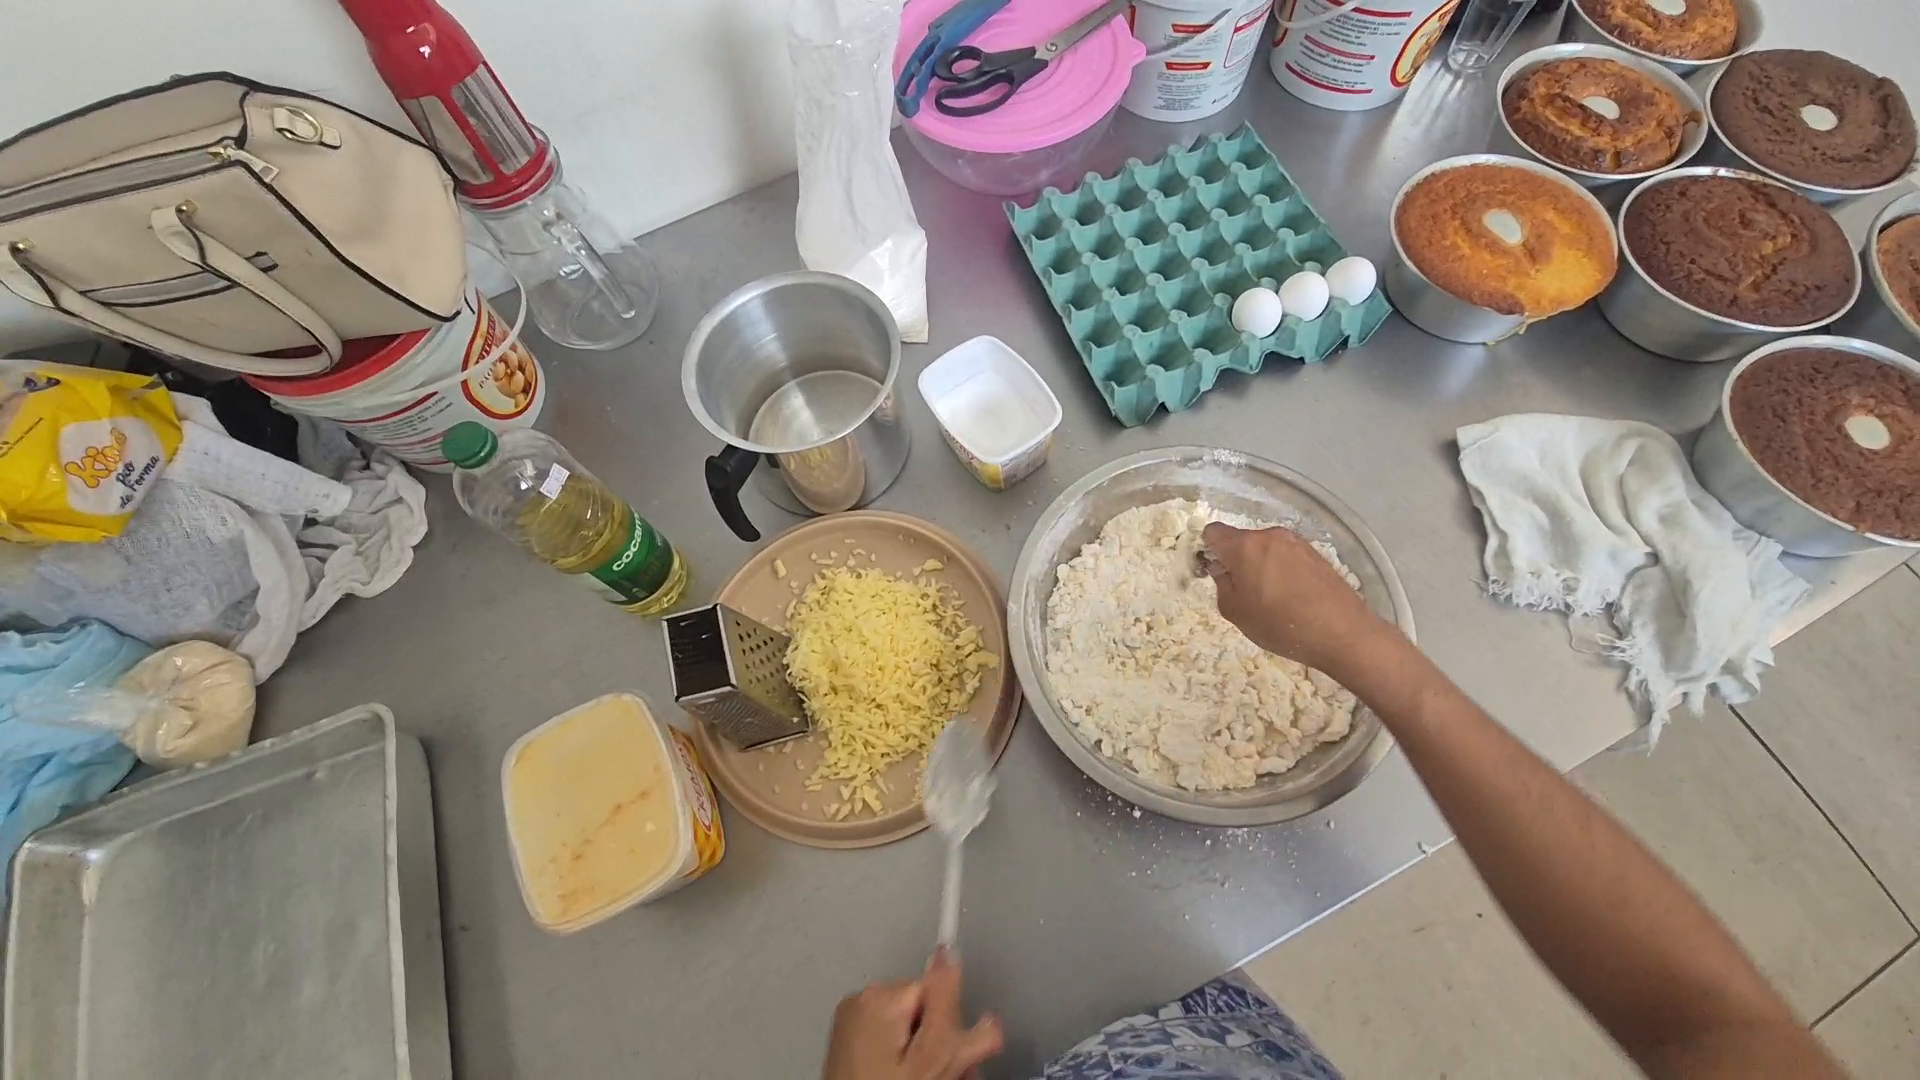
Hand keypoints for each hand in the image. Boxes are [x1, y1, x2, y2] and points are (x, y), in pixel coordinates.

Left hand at [823, 949, 1003, 1079]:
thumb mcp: (929, 1058)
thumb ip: (946, 1006)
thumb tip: (950, 951)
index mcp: (881, 995)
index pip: (936, 988)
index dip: (951, 1025)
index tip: (954, 1056)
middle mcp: (861, 996)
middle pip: (921, 1004)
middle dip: (938, 1036)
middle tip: (945, 1074)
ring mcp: (851, 1017)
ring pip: (906, 1021)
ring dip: (921, 1046)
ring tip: (922, 1076)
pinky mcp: (847, 1036)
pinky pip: (886, 1032)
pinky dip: (899, 1051)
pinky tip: (901, 1073)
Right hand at [1202, 521, 1395, 682]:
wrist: (1342, 632)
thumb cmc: (1280, 624)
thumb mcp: (1235, 612)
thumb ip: (1221, 584)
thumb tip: (1221, 569)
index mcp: (1244, 546)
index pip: (1213, 532)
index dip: (1208, 549)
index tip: (1214, 571)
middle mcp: (1270, 536)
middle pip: (1241, 541)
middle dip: (1236, 560)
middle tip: (1242, 591)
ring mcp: (1296, 543)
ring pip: (1265, 548)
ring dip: (1260, 565)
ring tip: (1269, 597)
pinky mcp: (1316, 553)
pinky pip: (1286, 556)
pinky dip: (1281, 570)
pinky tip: (1290, 596)